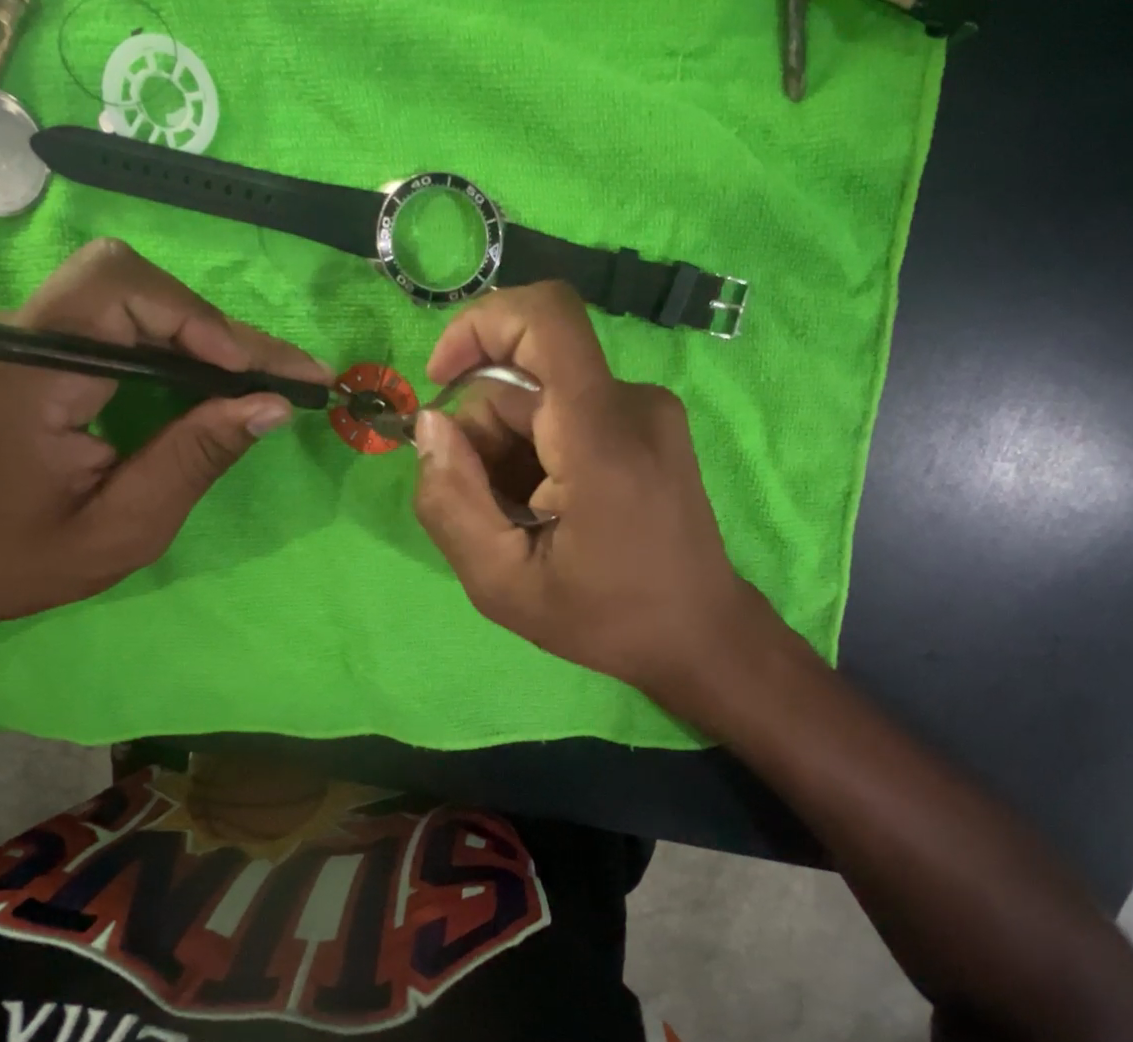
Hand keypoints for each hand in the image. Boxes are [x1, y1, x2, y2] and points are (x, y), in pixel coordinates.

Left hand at [0, 238, 330, 649]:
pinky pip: (108, 320)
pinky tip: (210, 379)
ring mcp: (13, 337)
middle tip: (285, 376)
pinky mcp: (24, 349)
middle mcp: (12, 337)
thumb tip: (273, 405)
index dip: (196, 318)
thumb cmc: (21, 561)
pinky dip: (170, 342)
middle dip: (215, 326)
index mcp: (27, 380)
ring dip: (199, 332)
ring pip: (124, 294)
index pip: (115, 291)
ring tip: (262, 379)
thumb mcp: (124, 527)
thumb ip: (194, 458)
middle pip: (127, 281)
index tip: (255, 374)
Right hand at [411, 282, 769, 698]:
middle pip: (527, 377)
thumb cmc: (606, 619)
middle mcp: (635, 405)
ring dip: (511, 451)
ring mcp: (651, 412)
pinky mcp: (654, 425)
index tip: (440, 379)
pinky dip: (542, 452)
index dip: (480, 324)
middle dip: (484, 434)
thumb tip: (432, 426)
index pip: (547, 317)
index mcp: (601, 440)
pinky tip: (551, 510)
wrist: (700, 634)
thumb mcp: (502, 585)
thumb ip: (450, 503)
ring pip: (545, 398)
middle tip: (488, 511)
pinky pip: (572, 413)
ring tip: (524, 522)